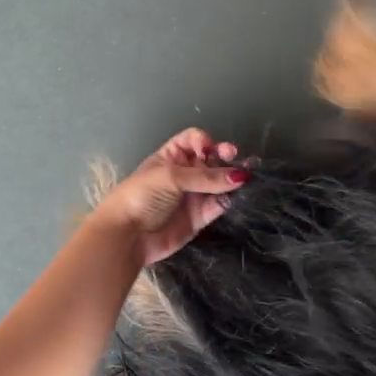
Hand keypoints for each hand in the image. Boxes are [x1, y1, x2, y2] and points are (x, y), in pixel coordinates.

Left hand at [88, 129, 247, 265]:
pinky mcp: (199, 217)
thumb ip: (206, 177)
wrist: (127, 236)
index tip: (211, 150)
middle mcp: (185, 173)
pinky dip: (229, 200)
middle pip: (212, 160)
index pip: (195, 139)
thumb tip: (240, 176)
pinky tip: (234, 197)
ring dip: (232, 180)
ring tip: (248, 178)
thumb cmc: (142, 196)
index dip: (206, 141)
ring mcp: (193, 195)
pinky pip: (218, 204)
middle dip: (225, 158)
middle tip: (236, 160)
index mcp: (172, 156)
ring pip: (219, 183)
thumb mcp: (171, 177)